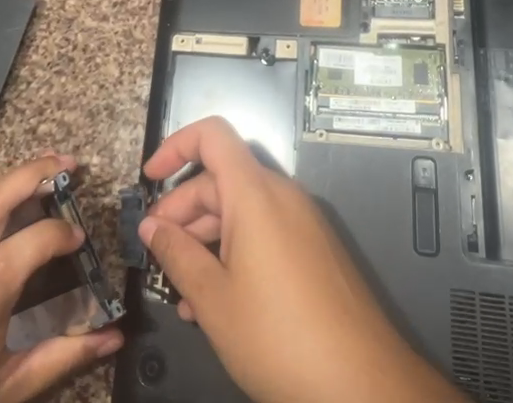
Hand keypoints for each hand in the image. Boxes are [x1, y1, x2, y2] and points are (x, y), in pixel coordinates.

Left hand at [0, 153, 121, 402]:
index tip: (79, 238)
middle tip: (69, 163)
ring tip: (47, 178)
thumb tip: (113, 338)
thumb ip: (61, 358)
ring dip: (10, 184)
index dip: (53, 235)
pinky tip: (9, 220)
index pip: (18, 250)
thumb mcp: (5, 392)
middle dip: (31, 173)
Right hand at [139, 117, 465, 402]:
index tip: (150, 178)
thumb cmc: (280, 337)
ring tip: (182, 292)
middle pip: (222, 179)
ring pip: (242, 211)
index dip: (175, 146)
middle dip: (182, 211)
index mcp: (256, 194)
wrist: (362, 383)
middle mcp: (283, 197)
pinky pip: (265, 234)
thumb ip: (177, 255)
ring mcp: (303, 223)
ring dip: (205, 240)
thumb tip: (152, 227)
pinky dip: (234, 253)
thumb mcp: (213, 299)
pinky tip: (216, 302)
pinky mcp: (315, 251)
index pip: (213, 135)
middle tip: (156, 253)